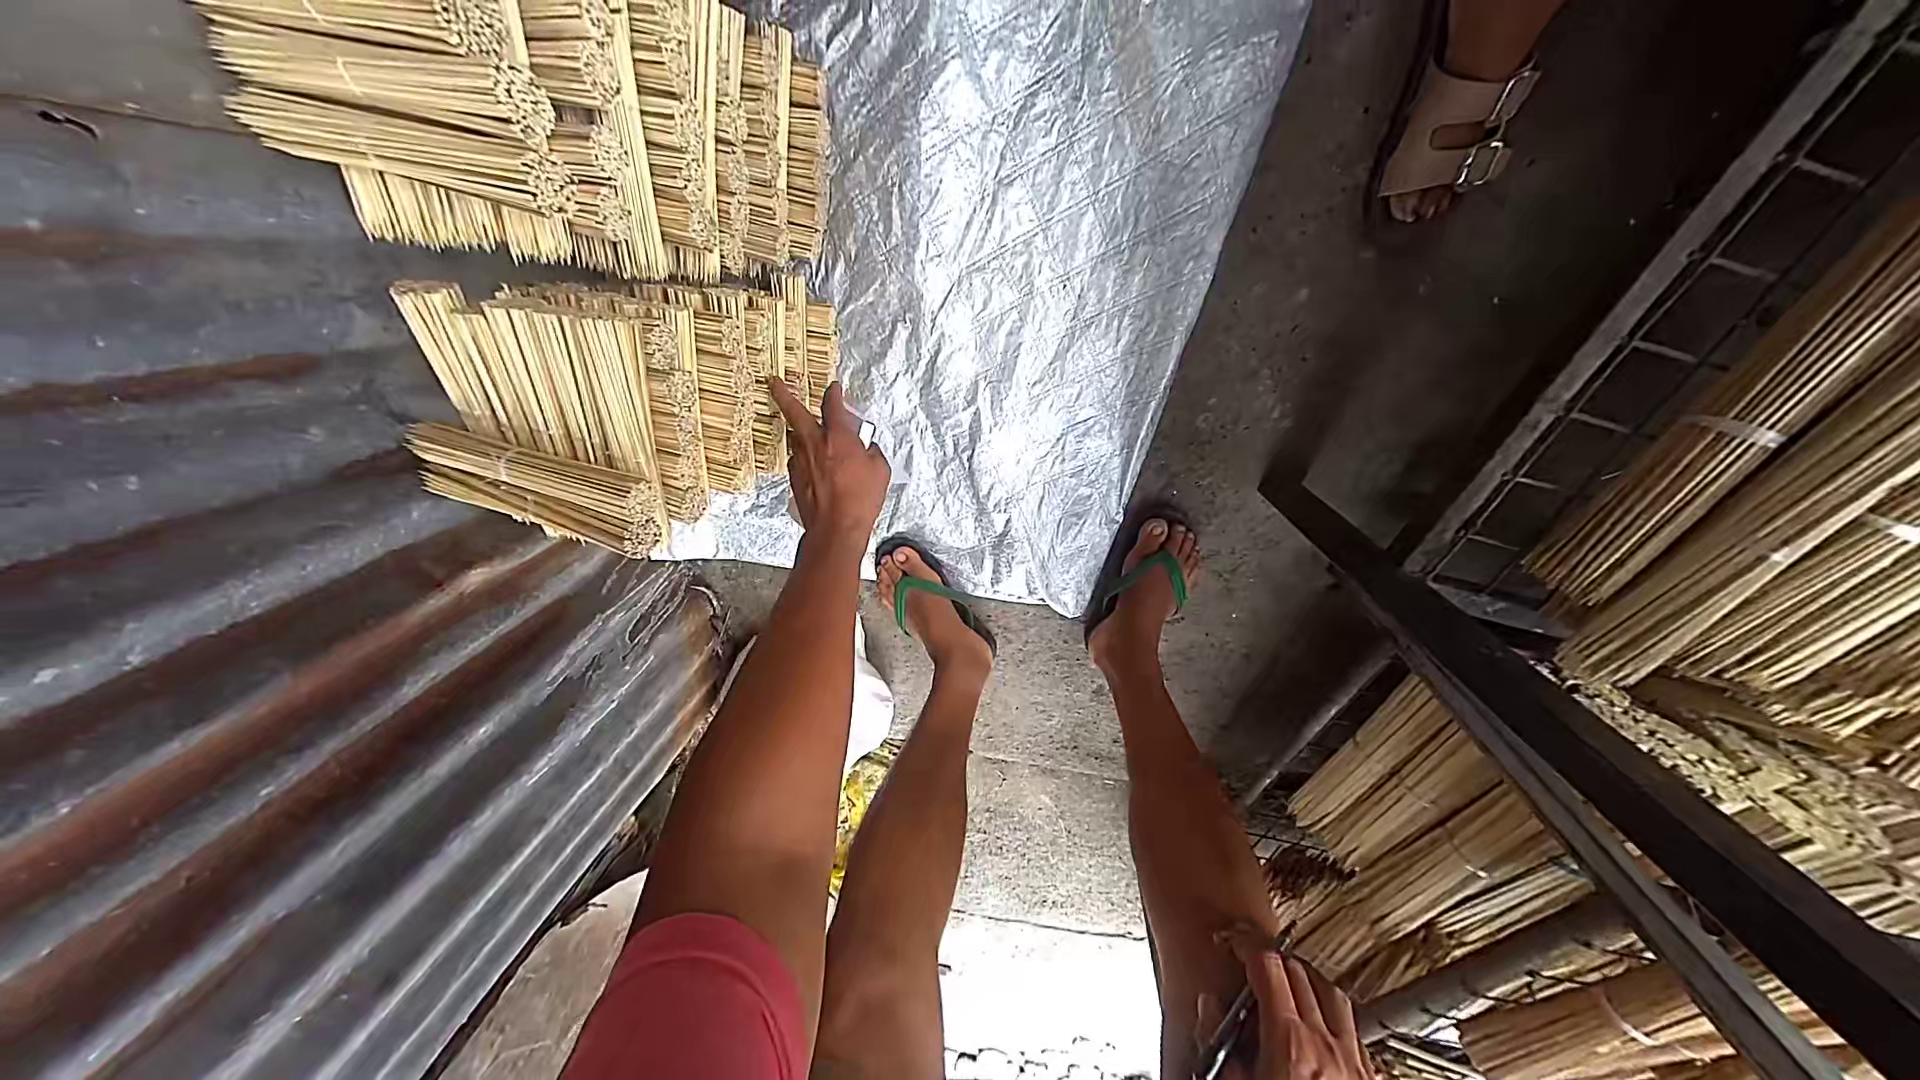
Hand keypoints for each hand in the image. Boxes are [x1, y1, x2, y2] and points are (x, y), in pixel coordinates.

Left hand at [771, 378, 890, 547]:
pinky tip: (814, 465)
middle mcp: (814, 444)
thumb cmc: (860, 500)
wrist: (836, 528)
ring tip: (806, 432)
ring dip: (800, 431)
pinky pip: (798, 460)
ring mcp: (801, 461)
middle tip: (774, 382)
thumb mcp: (880, 470)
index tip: (834, 388)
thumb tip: (867, 448)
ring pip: (795, 437)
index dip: (833, 393)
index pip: (832, 404)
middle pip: (794, 411)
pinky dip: (804, 458)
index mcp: (838, 437)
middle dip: (783, 393)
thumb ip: (872, 452)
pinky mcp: (794, 478)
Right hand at [1207, 926, 1372, 1079]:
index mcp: (1289, 1042)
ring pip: (1334, 995)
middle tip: (1252, 960)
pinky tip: (1321, 1027)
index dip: (1245, 944)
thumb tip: (1209, 1006)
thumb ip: (1219, 1042)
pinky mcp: (1372, 1079)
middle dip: (1271, 959)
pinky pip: (1356, 1032)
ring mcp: (1354, 1064)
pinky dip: (1334, 1018)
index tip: (1233, 941)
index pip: (1267, 965)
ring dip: (1308, 980)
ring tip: (1289, 981)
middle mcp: (1326, 1046)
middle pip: (1299, 972)